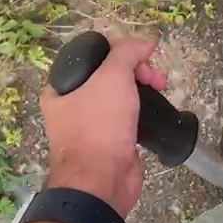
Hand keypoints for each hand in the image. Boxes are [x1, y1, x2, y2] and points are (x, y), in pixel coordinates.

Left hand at [39, 36, 167, 214]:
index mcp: (62, 87)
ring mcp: (92, 124)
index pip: (96, 55)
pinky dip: (143, 108)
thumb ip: (129, 52)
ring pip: (122, 93)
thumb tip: (147, 40)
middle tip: (156, 79)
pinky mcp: (110, 141)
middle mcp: (73, 104)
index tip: (143, 59)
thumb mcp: (113, 76)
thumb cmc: (100, 125)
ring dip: (144, 87)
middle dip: (139, 69)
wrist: (101, 181)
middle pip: (112, 73)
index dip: (123, 51)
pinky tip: (153, 110)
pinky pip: (128, 114)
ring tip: (160, 90)